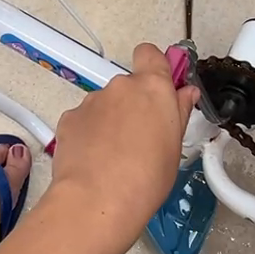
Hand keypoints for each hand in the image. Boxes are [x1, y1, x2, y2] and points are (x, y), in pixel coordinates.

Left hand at [44, 44, 197, 253]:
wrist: (97, 199)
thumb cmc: (144, 179)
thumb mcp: (174, 147)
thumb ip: (178, 112)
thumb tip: (185, 93)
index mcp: (152, 87)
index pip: (151, 54)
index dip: (154, 66)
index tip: (160, 86)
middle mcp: (120, 87)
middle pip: (129, 86)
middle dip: (133, 105)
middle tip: (141, 138)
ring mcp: (92, 101)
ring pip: (105, 105)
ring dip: (110, 121)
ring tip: (116, 156)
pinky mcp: (69, 118)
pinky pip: (84, 120)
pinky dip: (89, 134)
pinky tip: (95, 160)